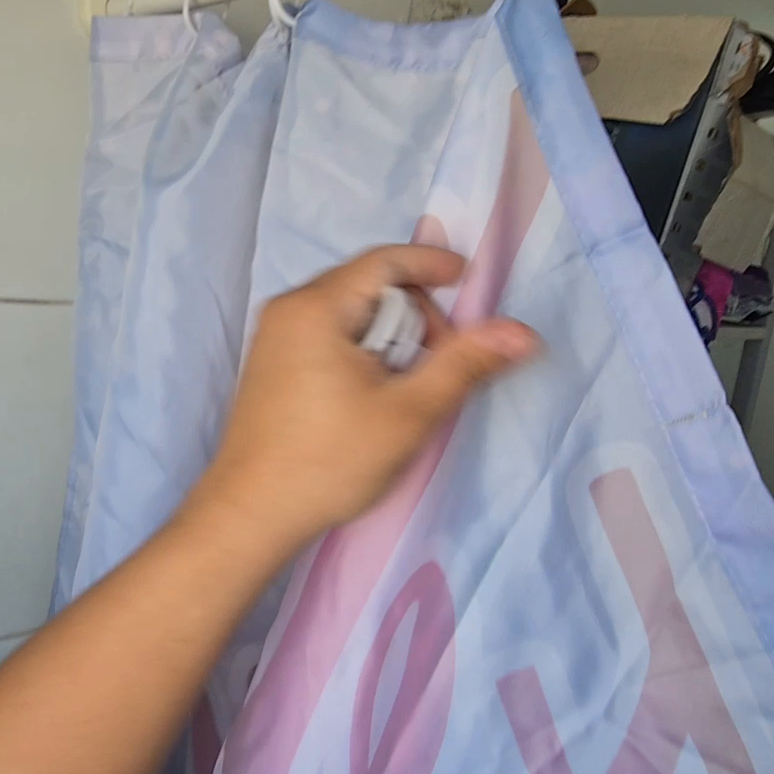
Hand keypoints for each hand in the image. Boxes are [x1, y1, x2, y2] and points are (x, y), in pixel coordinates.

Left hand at [191, 245, 541, 553]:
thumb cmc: (331, 460)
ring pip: (347, 311)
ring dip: (388, 334)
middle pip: (366, 284)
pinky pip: (325, 333)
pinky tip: (371, 391)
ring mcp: (273, 335)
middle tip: (438, 359)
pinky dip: (359, 347)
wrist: (251, 511)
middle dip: (414, 311)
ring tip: (405, 383)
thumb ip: (465, 364)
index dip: (433, 264)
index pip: (384, 261)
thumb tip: (523, 332)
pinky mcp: (269, 362)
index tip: (470, 281)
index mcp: (315, 306)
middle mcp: (288, 308)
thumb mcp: (408, 412)